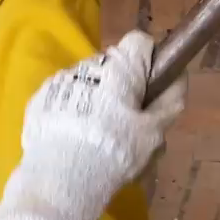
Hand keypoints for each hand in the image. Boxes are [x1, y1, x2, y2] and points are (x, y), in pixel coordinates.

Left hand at [0, 31, 186, 219]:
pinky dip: (75, 113)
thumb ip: (169, 102)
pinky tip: (77, 142)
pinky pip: (68, 99)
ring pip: (92, 85)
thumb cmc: (114, 151)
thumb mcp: (154, 134)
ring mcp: (62, 79)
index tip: (152, 92)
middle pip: (117, 68)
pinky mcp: (41, 98)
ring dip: (101, 104)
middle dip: (126, 91)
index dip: (152, 63)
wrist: (59, 177)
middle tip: (131, 128)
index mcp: (120, 66)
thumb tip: (178, 77)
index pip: (142, 42)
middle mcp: (90, 62)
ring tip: (102, 142)